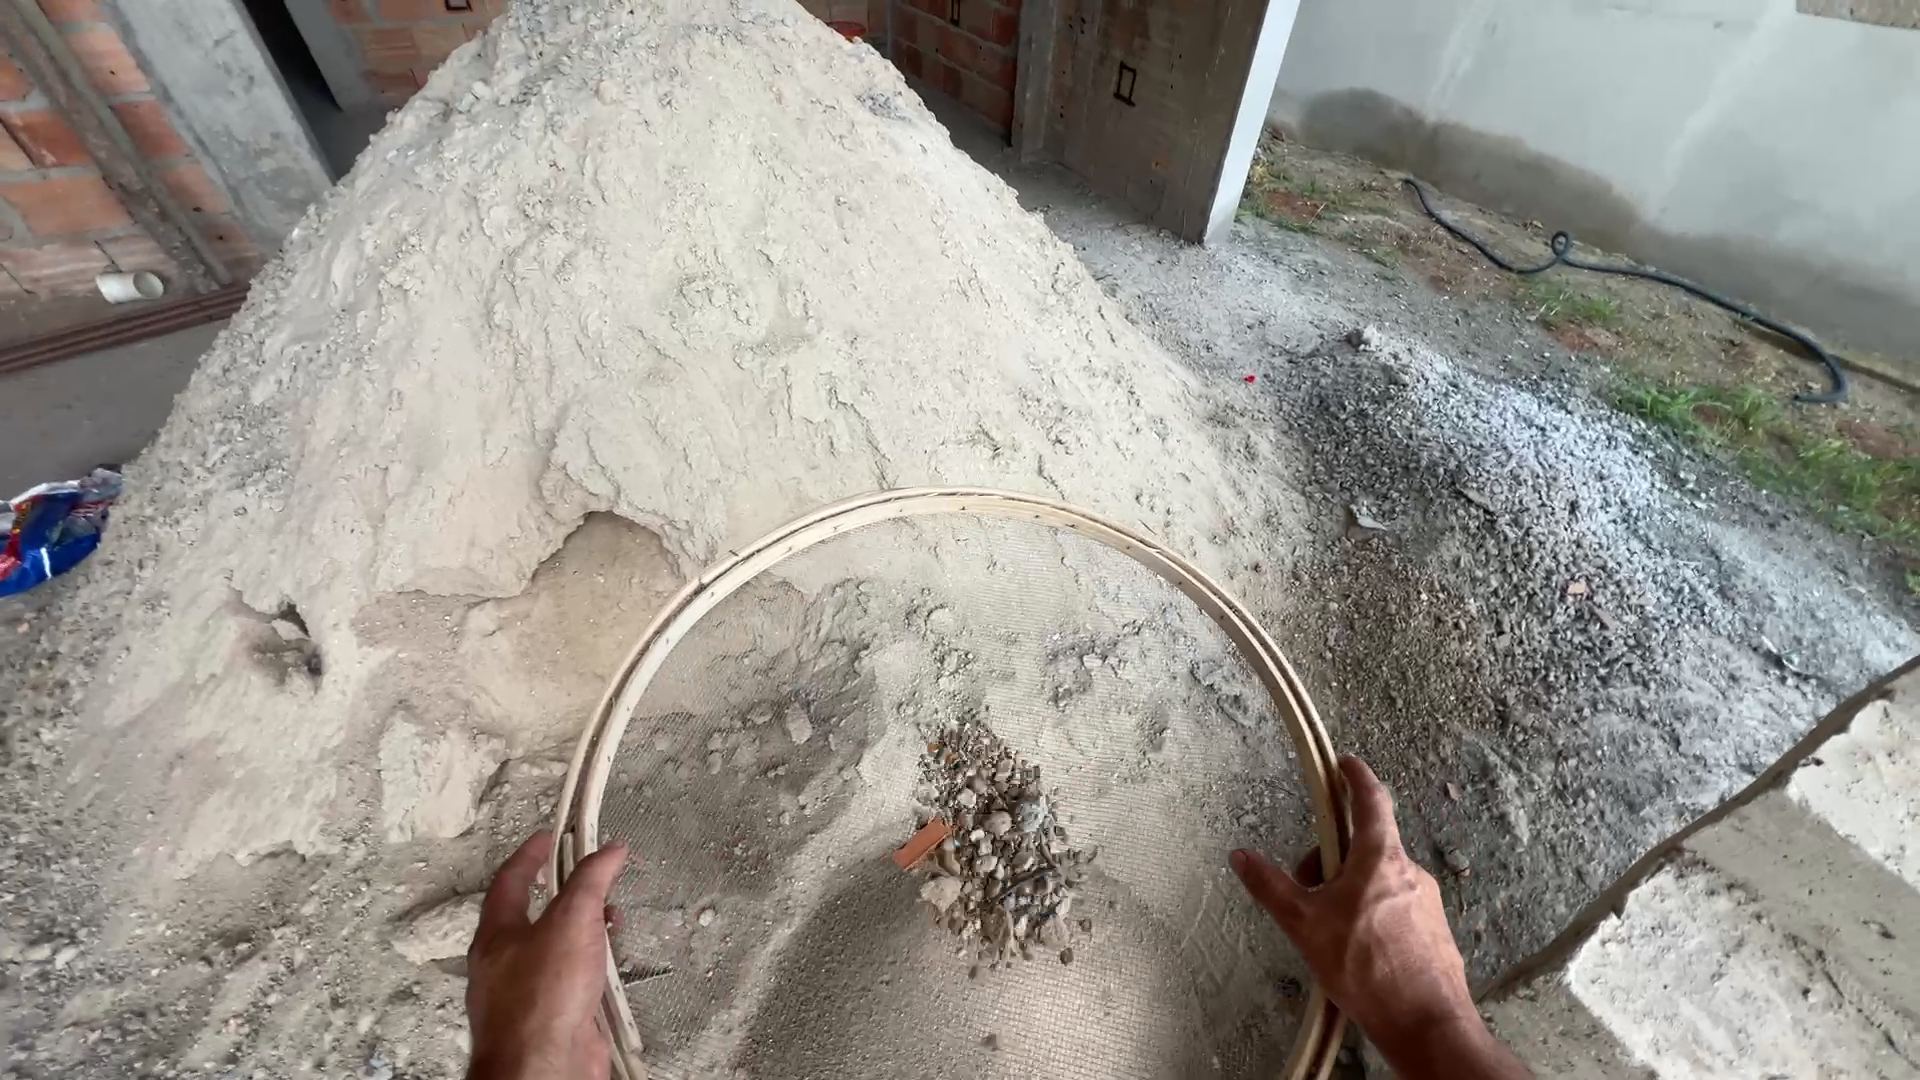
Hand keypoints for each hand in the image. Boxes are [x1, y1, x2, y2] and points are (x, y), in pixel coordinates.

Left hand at [466, 831, 627, 1079]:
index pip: (509, 881)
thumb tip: (609, 851)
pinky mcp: (551, 1015)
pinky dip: (595, 962)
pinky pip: (573, 976)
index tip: (548, 837)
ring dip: (588, 929)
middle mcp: (505, 963)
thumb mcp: (572, 919)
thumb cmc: (542, 1000)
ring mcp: (526, 992)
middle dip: (570, 892)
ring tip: (613, 923)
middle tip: (593, 875)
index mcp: (497, 936)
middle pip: (535, 913)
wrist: (546, 1066)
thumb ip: (591, 879)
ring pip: (558, 945)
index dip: (530, 854)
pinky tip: (612, 965)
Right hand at [1233, 756, 1529, 1078]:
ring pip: (1378, 877)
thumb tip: (1242, 857)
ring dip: (1349, 886)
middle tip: (1306, 885)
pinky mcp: (1434, 932)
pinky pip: (1394, 904)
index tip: (1345, 763)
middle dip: (1331, 856)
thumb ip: (1270, 886)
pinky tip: (1355, 946)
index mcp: (1380, 858)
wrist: (1429, 1030)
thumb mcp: (1304, 923)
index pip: (1371, 800)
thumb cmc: (1369, 970)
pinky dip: (1369, 911)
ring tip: (1328, 926)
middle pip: (1364, 844)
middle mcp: (1409, 872)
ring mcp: (1426, 903)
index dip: (1357, 776)